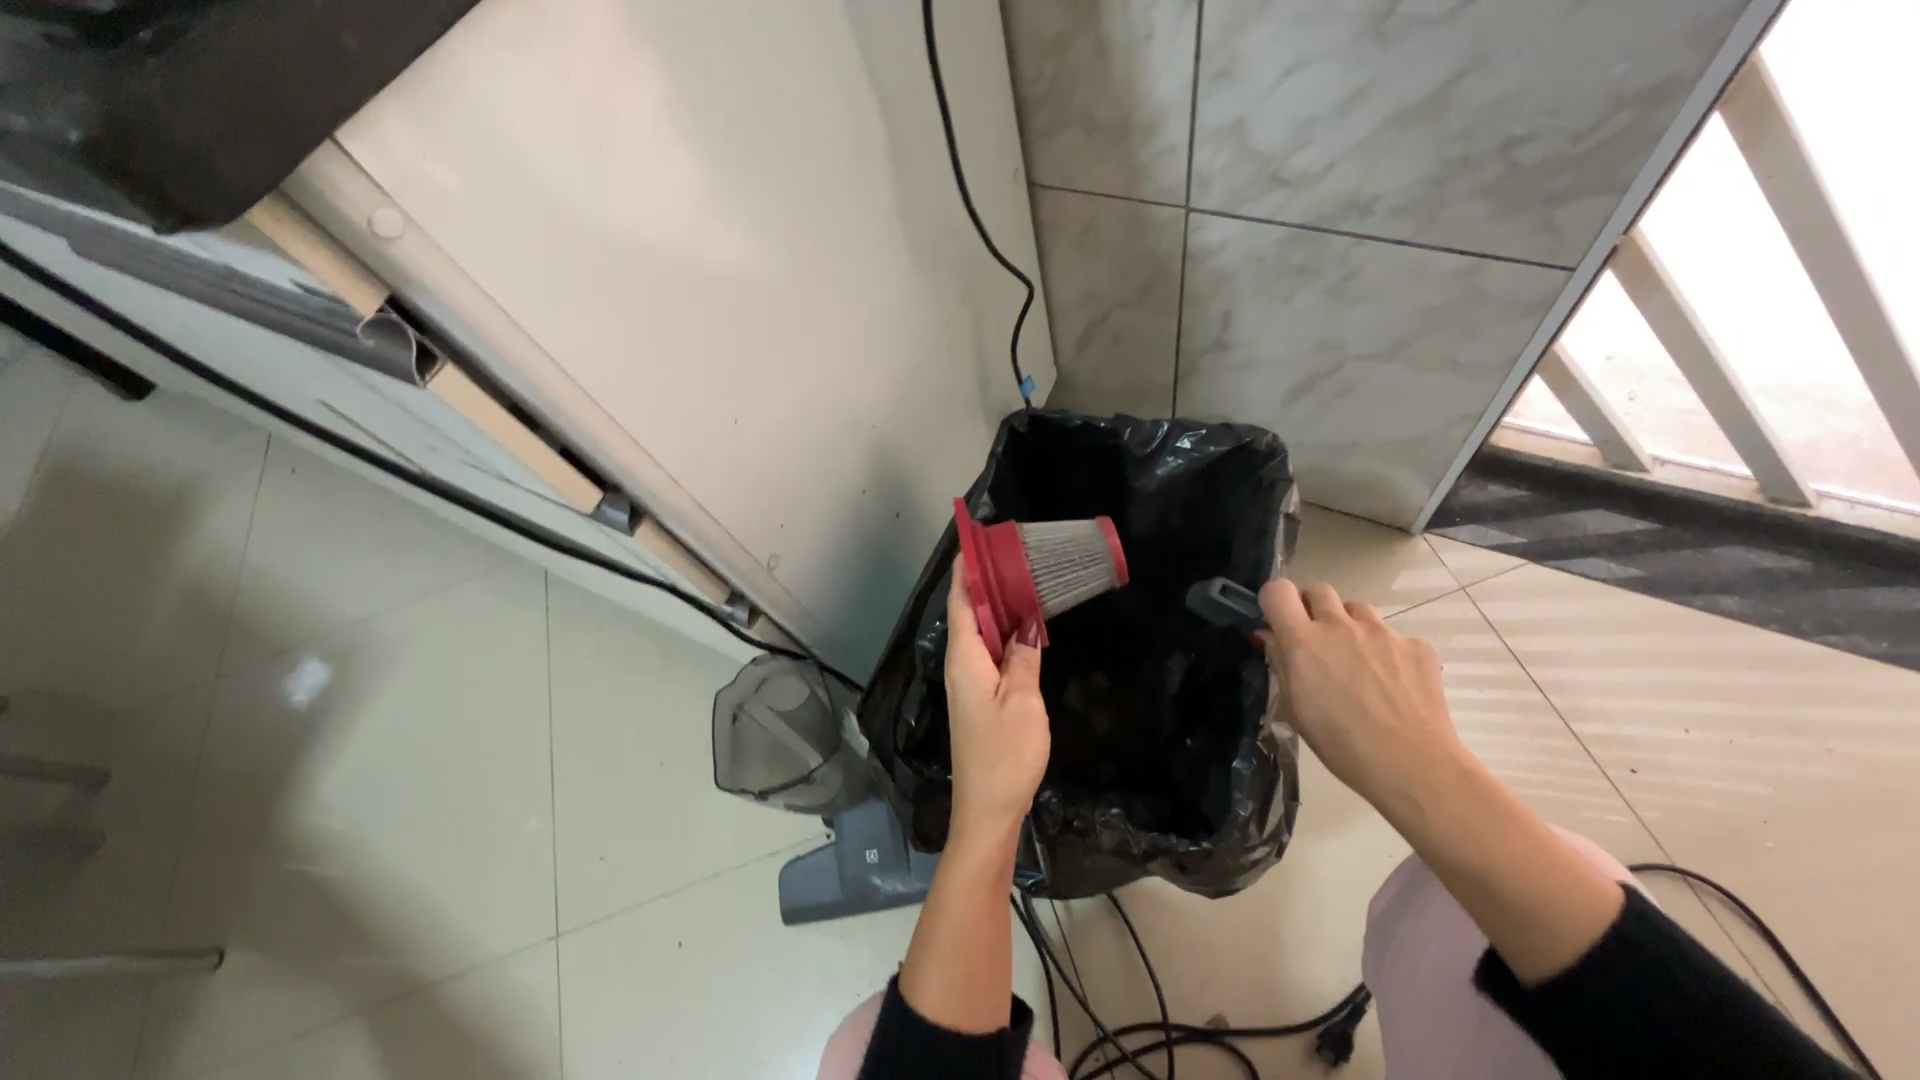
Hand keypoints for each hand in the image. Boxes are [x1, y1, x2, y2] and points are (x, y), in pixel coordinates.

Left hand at [943, 561, 1050, 842]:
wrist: (989, 809)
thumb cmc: (1006, 755)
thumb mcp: (1024, 701)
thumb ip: (1024, 658)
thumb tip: (1027, 622)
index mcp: (964, 659)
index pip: (960, 602)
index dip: (967, 571)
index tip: (976, 540)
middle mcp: (960, 666)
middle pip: (968, 614)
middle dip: (984, 583)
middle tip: (1012, 553)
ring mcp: (968, 684)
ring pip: (979, 634)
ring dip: (996, 608)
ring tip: (1021, 579)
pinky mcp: (979, 698)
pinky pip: (988, 654)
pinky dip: (1003, 635)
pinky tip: (1023, 629)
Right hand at [1259, 579, 1466, 816]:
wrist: (1412, 764)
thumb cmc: (1340, 744)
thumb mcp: (1295, 709)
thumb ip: (1282, 665)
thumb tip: (1273, 639)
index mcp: (1303, 641)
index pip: (1278, 590)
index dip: (1276, 600)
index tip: (1279, 620)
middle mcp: (1341, 625)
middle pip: (1319, 590)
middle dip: (1313, 608)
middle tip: (1316, 640)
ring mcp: (1382, 632)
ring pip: (1357, 610)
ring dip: (1350, 626)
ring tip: (1358, 663)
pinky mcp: (1416, 645)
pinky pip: (1393, 636)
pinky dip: (1387, 652)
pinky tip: (1393, 685)